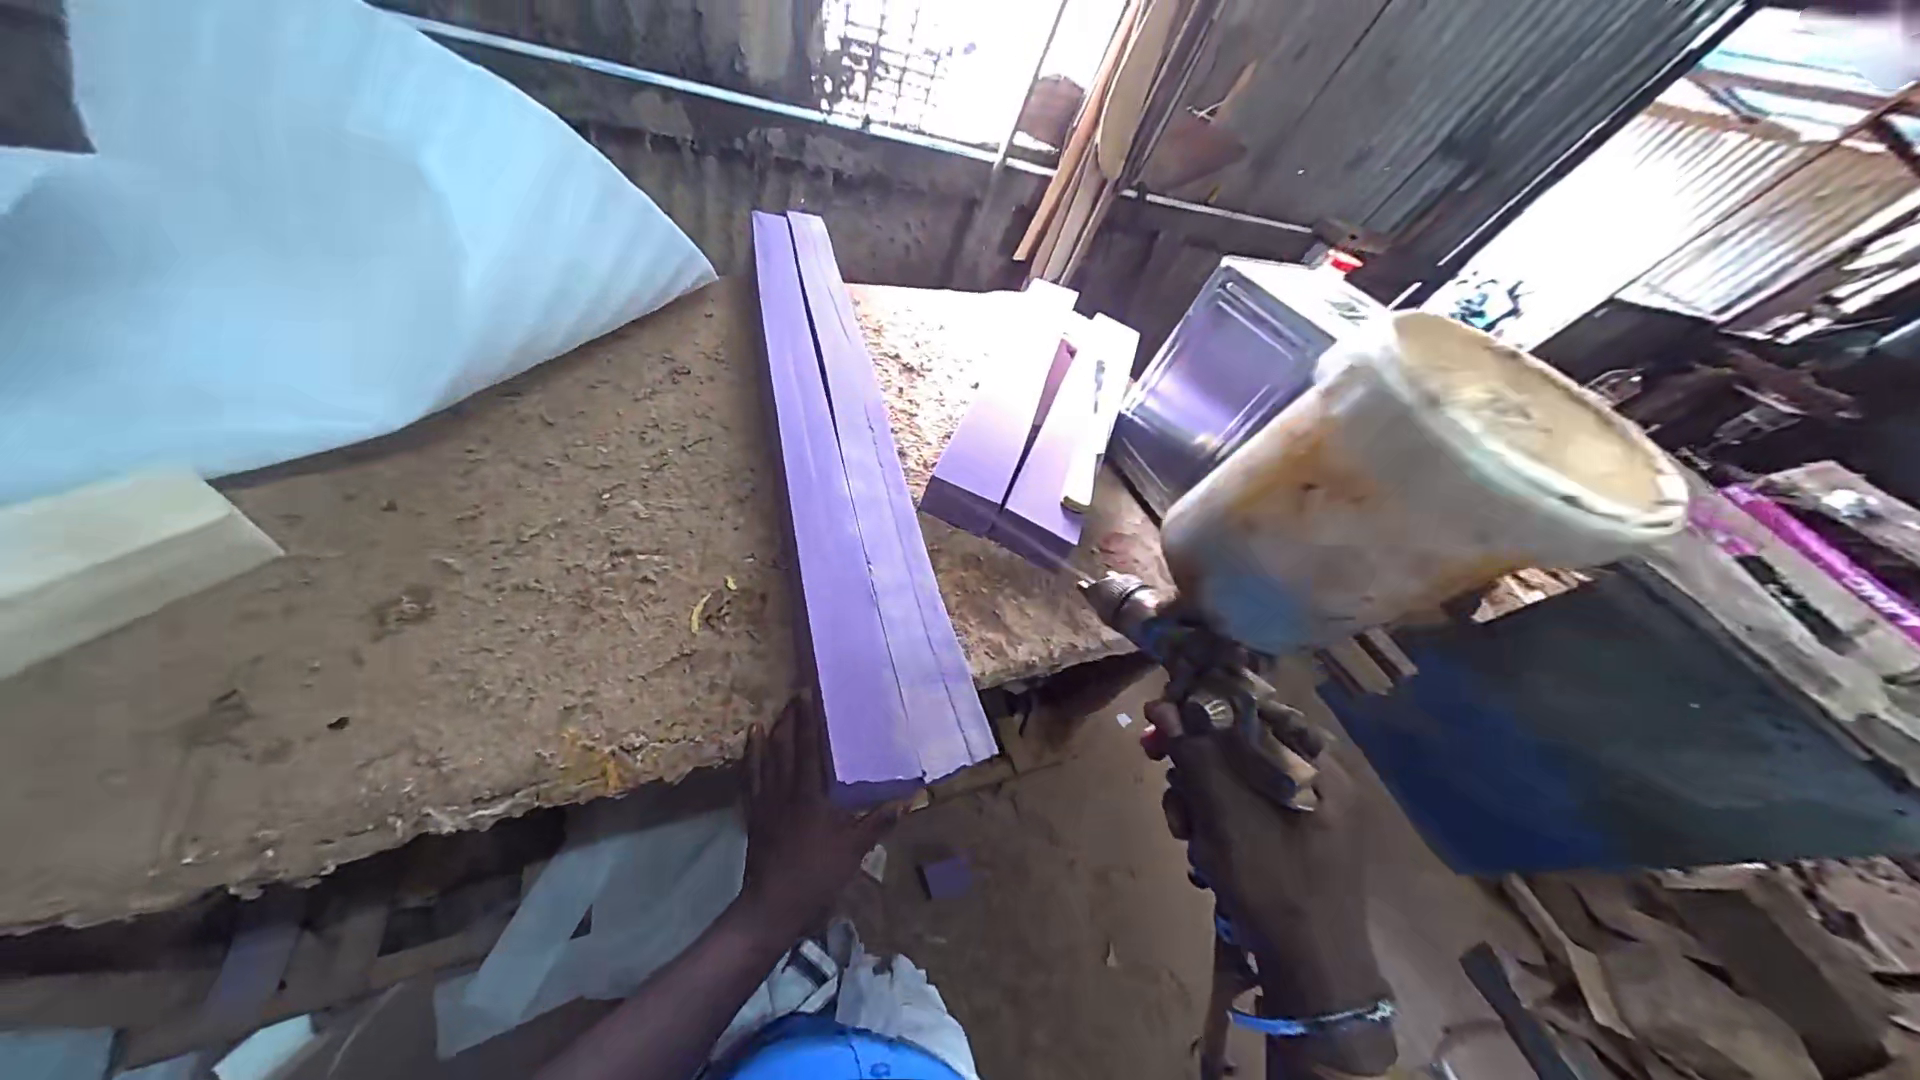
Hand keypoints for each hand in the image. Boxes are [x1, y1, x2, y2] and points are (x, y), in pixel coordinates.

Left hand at [740, 695, 899, 940]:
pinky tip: (751, 744)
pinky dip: (750, 759)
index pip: (809, 749)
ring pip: (766, 760)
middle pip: (785, 748)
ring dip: (770, 735)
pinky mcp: (754, 814)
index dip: (808, 721)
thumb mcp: (854, 850)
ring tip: (773, 714)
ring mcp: (766, 802)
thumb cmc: (817, 875)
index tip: (806, 696)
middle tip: (793, 696)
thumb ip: (878, 822)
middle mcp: (785, 791)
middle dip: (789, 721)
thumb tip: (908, 800)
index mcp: (811, 796)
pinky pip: (750, 779)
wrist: (773, 905)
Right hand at [1153, 702, 1395, 1074]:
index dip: (1204, 706)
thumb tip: (1161, 704)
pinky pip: (1240, 808)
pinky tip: (1200, 849)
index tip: (1164, 716)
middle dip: (1193, 761)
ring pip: (1232, 778)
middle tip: (1155, 761)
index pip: (1254, 708)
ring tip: (1183, 829)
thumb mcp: (1226, 814)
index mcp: (1317, 764)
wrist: (1312, 977)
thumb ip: (1195, 754)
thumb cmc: (1275, 885)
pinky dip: (1214, 821)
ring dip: (1197, 797)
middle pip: (1237, 744)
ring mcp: (1302, 811)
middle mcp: (1315, 780)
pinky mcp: (1287, 838)